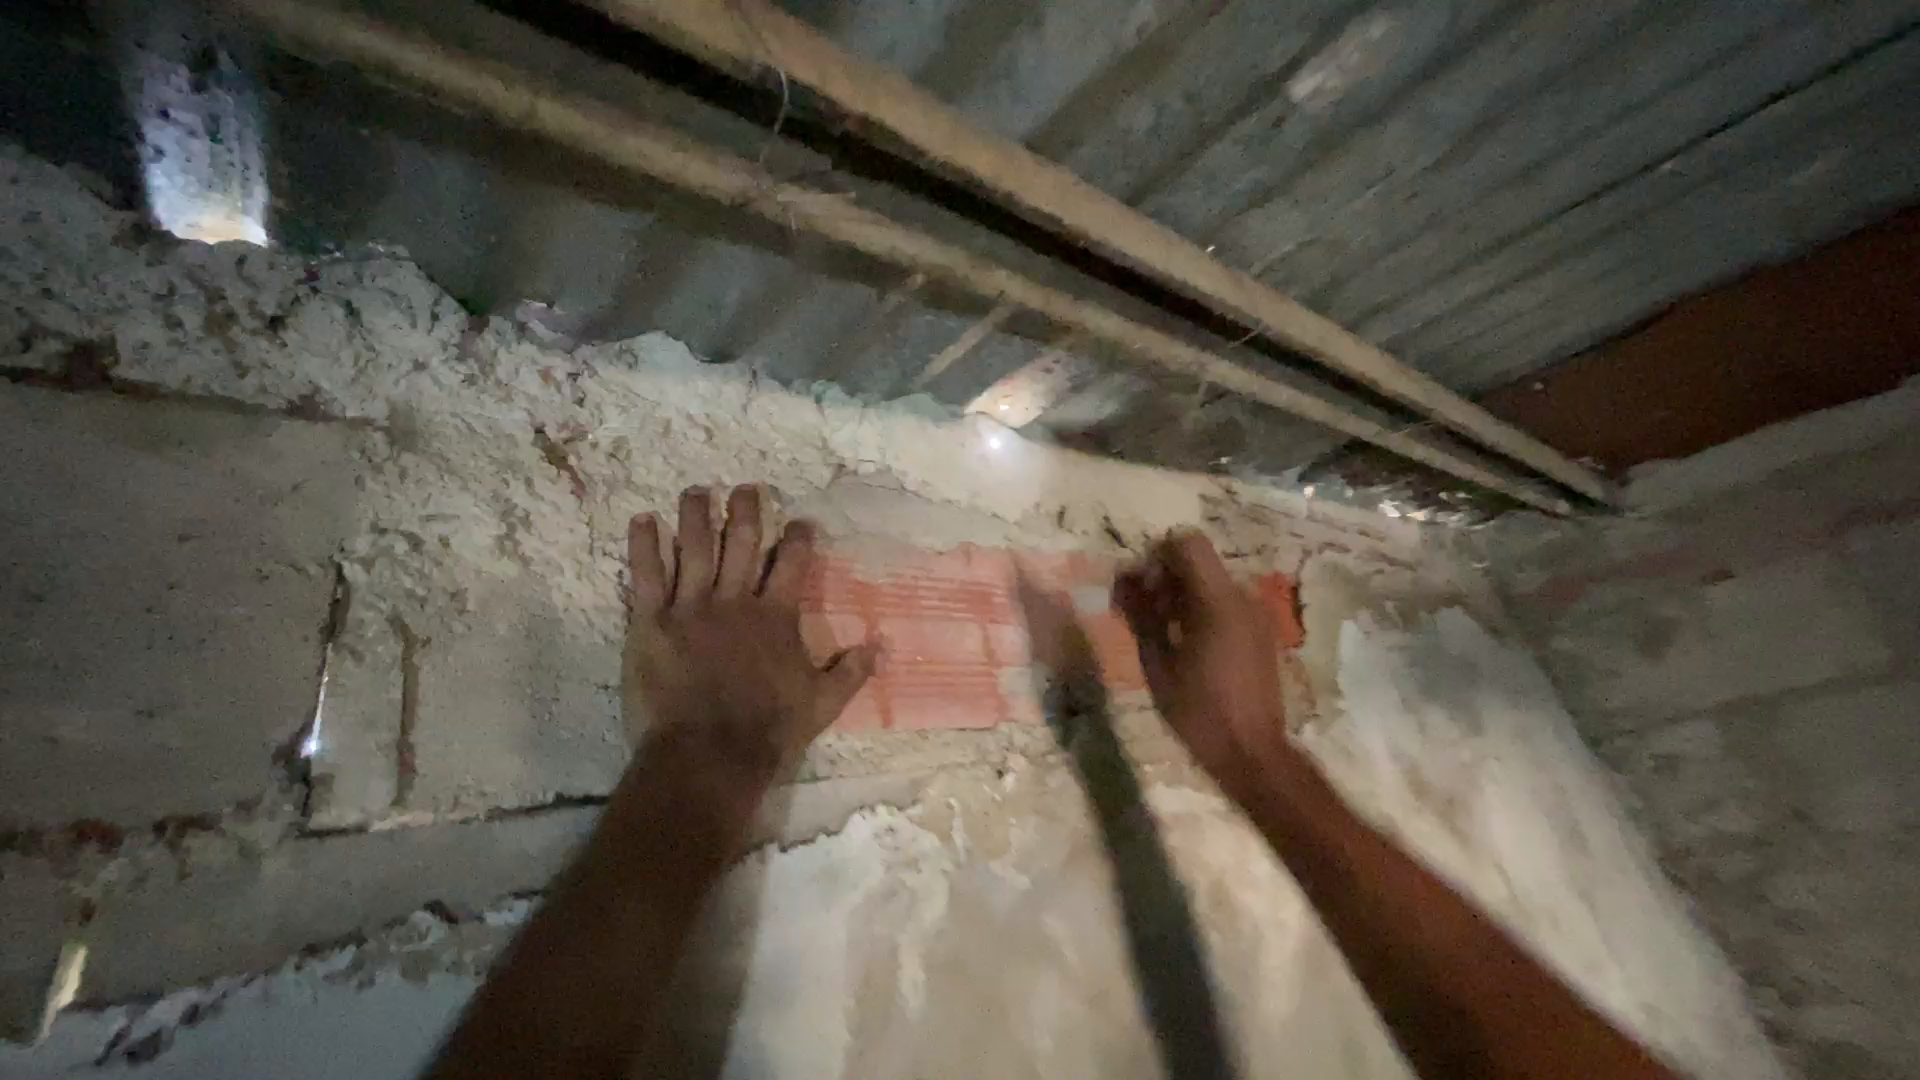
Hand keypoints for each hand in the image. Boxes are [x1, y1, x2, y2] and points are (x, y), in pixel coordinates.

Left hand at [623, 485, 877, 819]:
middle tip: (745, 488)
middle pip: (743, 541)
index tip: (801, 522)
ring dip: (696, 514)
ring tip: (695, 491)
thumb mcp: (823, 704)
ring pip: (695, 547)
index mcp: (777, 615)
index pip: (793, 562)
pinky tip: (643, 521)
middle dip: (746, 510)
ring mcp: (691, 607)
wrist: (708, 755)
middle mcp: (736, 600)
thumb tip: (881, 646)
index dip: (799, 537)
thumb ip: (851, 671)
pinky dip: (645, 545)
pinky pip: (647, 575)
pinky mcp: (652, 622)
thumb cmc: (768, 730)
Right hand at [1113, 532, 1298, 806]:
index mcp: (1218, 601)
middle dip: (1164, 577)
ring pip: (1208, 581)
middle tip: (1140, 612)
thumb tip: (1124, 579)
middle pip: (1197, 560)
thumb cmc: (1198, 712)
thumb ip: (1141, 613)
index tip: (1141, 588)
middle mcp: (1242, 597)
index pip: (1186, 542)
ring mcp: (1255, 614)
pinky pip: (1223, 602)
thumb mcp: (1158, 663)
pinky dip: (1198, 610)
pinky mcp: (1259, 631)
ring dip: (1179, 595)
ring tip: (1160, 632)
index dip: (1156, 556)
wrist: (1252, 753)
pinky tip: (1184, 645)